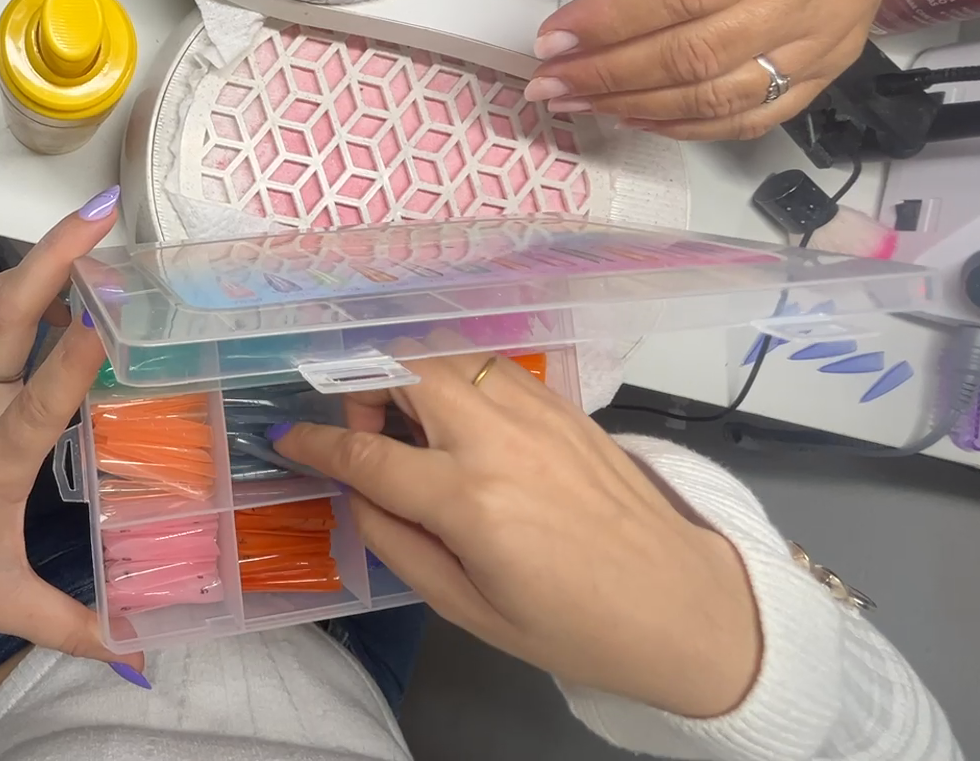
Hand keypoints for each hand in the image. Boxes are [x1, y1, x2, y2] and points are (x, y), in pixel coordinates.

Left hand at [0, 190, 138, 674]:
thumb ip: (71, 625)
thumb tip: (141, 656)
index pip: (37, 404)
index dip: (72, 360)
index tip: (111, 315)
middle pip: (7, 322)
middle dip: (52, 261)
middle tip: (100, 217)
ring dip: (38, 256)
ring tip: (87, 218)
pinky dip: (21, 278)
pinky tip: (54, 259)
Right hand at [273, 344, 760, 717]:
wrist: (693, 610)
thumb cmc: (575, 627)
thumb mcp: (468, 609)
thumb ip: (395, 541)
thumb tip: (355, 489)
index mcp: (470, 502)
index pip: (364, 454)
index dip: (314, 442)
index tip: (286, 436)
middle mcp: (496, 439)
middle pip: (398, 369)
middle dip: (362, 391)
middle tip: (373, 435)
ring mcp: (533, 411)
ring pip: (439, 352)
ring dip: (405, 376)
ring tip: (418, 427)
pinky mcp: (559, 402)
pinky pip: (483, 363)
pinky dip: (451, 377)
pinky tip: (462, 420)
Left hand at [527, 0, 925, 139]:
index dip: (609, 20)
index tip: (549, 40)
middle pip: (695, 51)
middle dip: (606, 73)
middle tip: (545, 83)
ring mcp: (828, 34)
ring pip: (716, 93)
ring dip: (631, 104)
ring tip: (570, 101)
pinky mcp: (829, 67)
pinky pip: (750, 116)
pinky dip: (682, 126)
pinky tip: (629, 116)